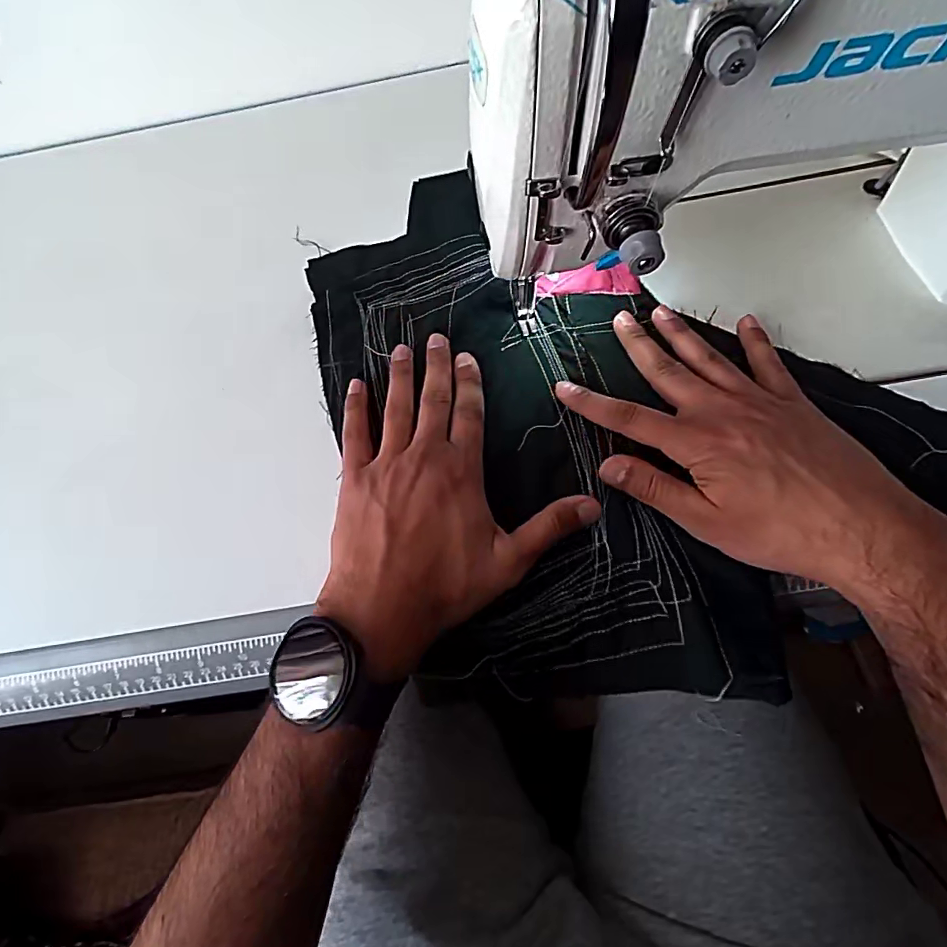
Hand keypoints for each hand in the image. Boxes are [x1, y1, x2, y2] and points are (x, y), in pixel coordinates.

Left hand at [318, 335, 602, 681]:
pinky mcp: (354, 478)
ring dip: (399, 376)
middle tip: (435, 339)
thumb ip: (547, 528)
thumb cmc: (444, 587)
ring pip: (395, 408)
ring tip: (401, 350)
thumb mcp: (506, 562)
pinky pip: (354, 432)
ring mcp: (386, 465)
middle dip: (436, 368)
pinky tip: (356, 386)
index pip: (470, 414)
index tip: (467, 358)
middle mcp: (424, 458)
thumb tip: (592, 505)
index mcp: (462, 471)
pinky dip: (355, 407)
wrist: (382, 606)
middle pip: (433, 401)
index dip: (470, 383)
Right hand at [552, 305, 946, 597]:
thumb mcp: (706, 521)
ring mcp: (762, 404)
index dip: (591, 402)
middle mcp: (724, 413)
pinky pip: (769, 365)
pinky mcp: (795, 405)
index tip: (565, 387)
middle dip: (638, 345)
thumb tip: (610, 466)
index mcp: (697, 443)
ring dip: (682, 335)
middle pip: (668, 372)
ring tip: (660, 314)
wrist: (866, 530)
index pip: (629, 417)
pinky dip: (756, 343)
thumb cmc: (784, 532)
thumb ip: (655, 488)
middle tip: (619, 321)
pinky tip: (746, 324)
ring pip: (710, 360)